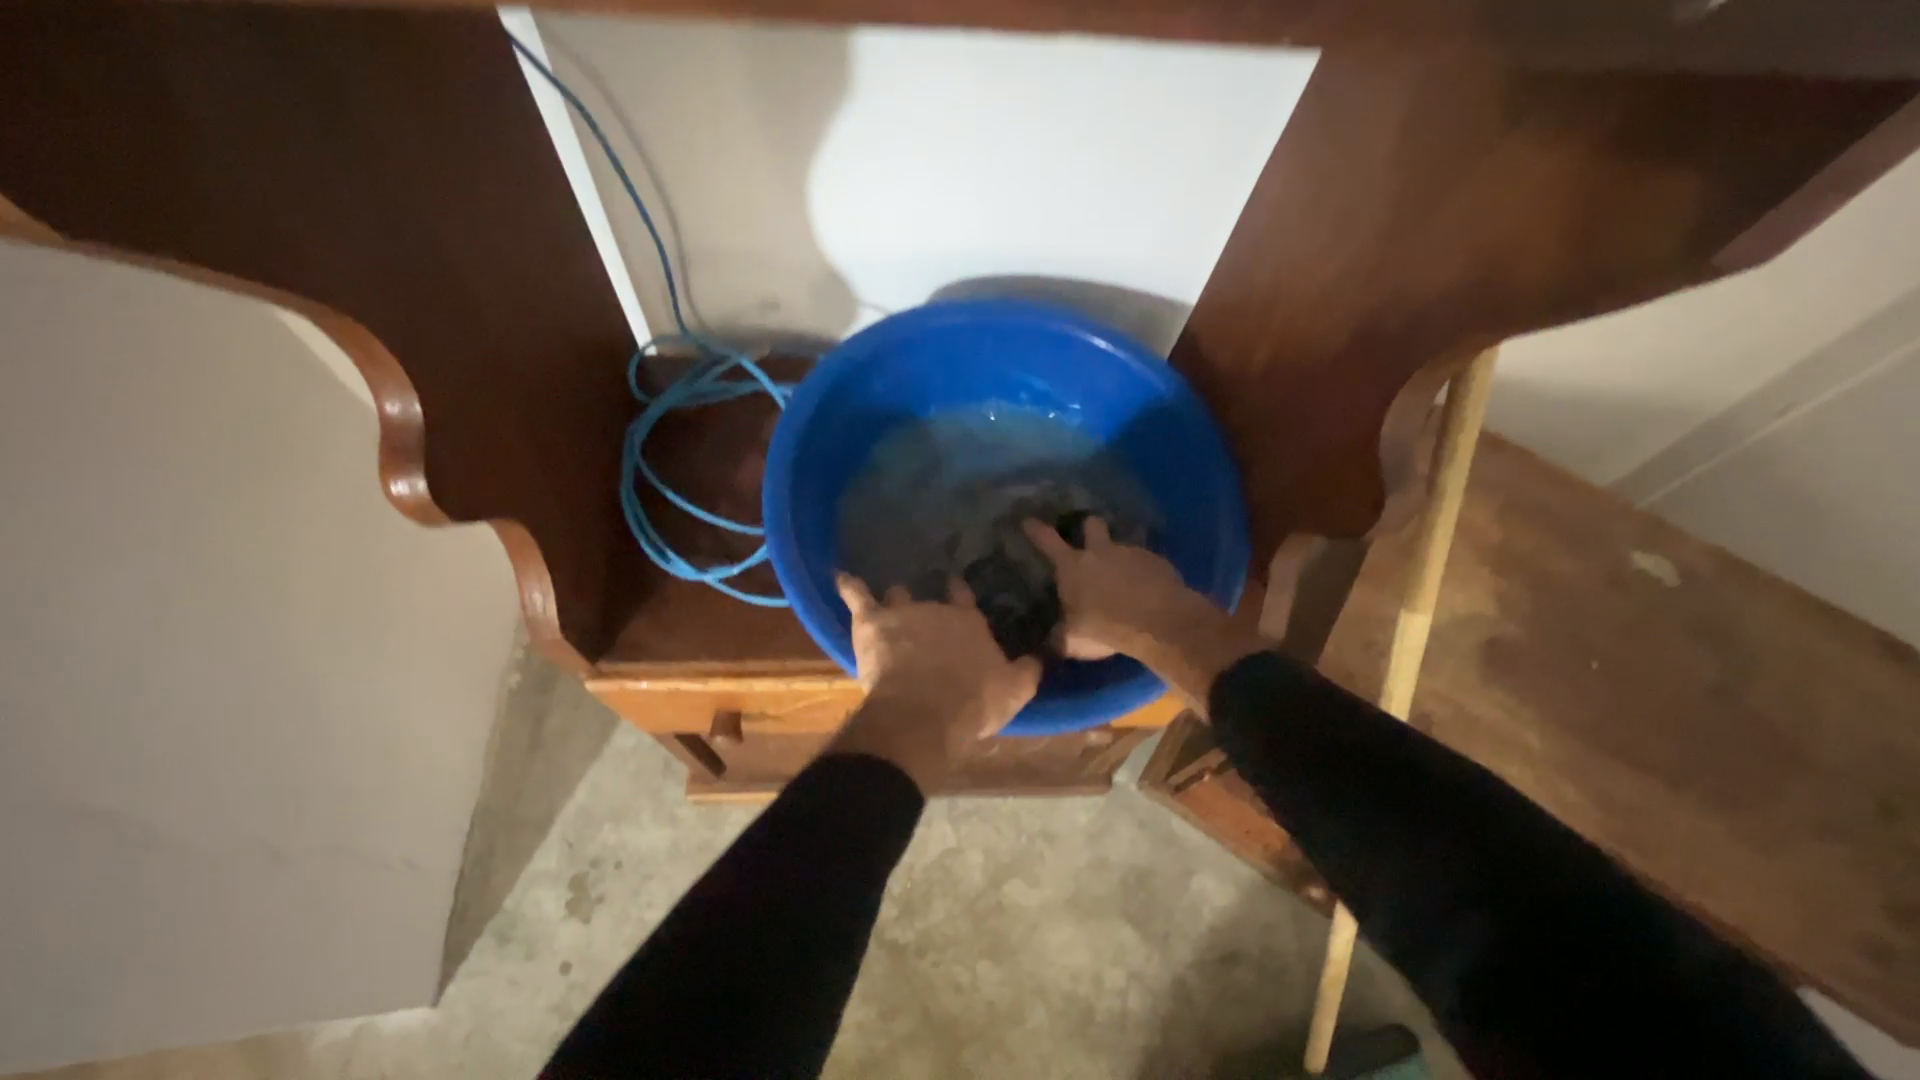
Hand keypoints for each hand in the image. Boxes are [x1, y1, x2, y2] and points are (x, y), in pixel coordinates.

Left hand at [827, 574, 1042, 791]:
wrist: (925, 710)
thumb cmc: (973, 701)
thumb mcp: (1015, 690)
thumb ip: (1031, 668)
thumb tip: (1050, 650)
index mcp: (969, 623)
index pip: (965, 600)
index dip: (960, 594)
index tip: (956, 586)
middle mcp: (936, 610)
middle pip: (930, 598)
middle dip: (927, 601)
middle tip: (924, 606)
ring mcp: (902, 612)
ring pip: (897, 595)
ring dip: (895, 598)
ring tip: (891, 596)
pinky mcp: (872, 622)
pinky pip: (857, 596)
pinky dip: (849, 586)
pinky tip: (841, 576)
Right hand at [1023, 518, 1266, 713]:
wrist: (1158, 623)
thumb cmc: (1105, 628)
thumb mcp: (1072, 640)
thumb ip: (1059, 638)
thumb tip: (1048, 645)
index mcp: (1072, 567)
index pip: (1047, 542)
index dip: (1036, 530)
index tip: (1029, 520)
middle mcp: (1100, 552)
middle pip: (1092, 524)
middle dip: (1089, 527)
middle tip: (1091, 539)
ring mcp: (1131, 553)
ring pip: (1122, 546)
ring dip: (1121, 559)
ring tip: (1127, 581)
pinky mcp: (1158, 561)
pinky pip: (1147, 563)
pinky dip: (1145, 574)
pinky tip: (1149, 591)